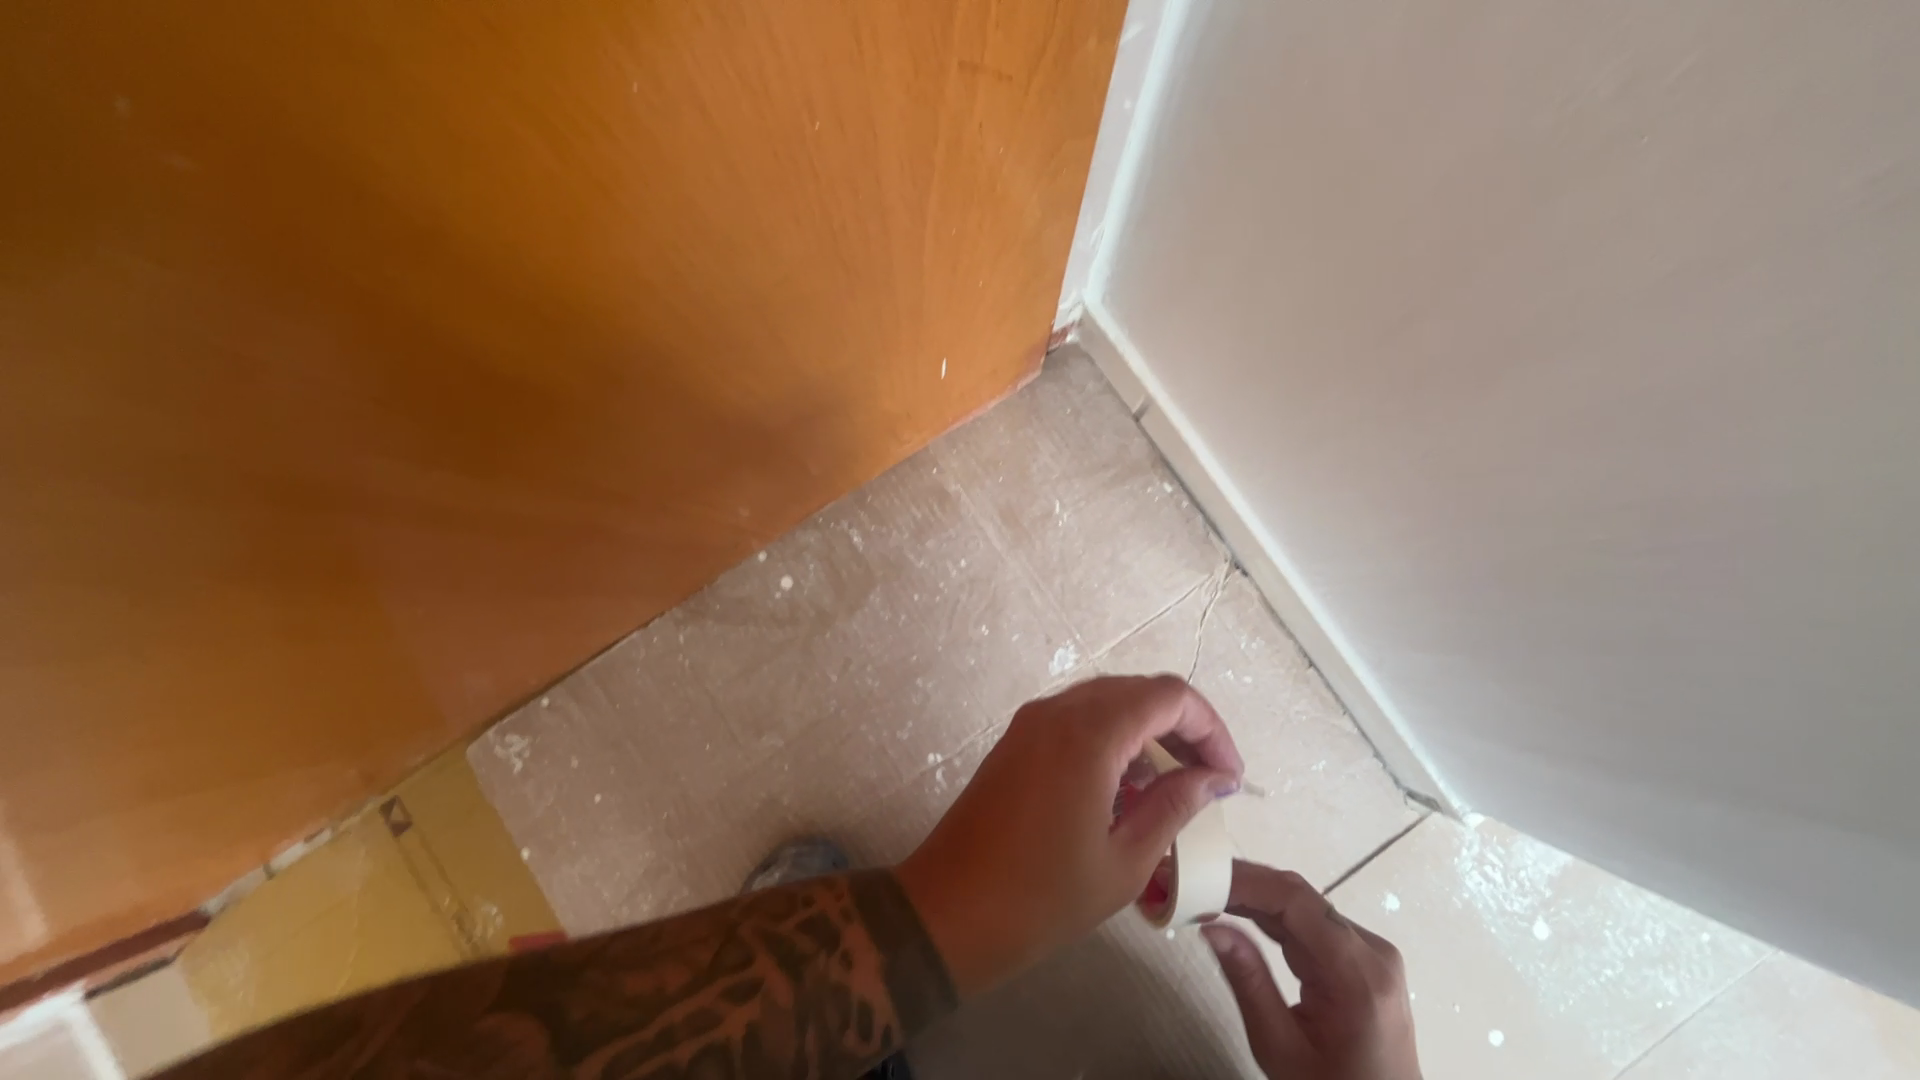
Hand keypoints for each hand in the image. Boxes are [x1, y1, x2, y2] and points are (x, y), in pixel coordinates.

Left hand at [895, 675, 1243, 996]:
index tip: (1229, 775)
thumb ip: (1174, 807)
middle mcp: (1058, 711)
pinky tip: (1124, 790)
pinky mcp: (1016, 742)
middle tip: (1208, 780)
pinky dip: (1111, 740)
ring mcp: (1031, 723)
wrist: (948, 911)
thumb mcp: (1124, 861)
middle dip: (1182, 727)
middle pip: (1138, 691)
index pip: (1170, 696)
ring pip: (1106, 702)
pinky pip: (1076, 720)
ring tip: (1171, 789)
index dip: (1210, 728)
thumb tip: (1215, 778)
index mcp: (1089, 733)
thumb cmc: (1041, 897)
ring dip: (1146, 733)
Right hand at [1204, 862, 1421, 1079]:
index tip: (1198, 879)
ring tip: (1202, 892)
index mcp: (1357, 974)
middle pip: (1298, 896)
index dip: (1244, 881)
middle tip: (1189, 880)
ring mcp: (1369, 950)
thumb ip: (1247, 982)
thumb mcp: (1280, 1048)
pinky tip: (1234, 909)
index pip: (1295, 902)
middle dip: (1241, 882)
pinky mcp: (1359, 956)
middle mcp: (1371, 950)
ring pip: (1301, 903)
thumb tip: (1209, 925)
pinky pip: (1308, 921)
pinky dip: (1268, 913)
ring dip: (1251, 894)